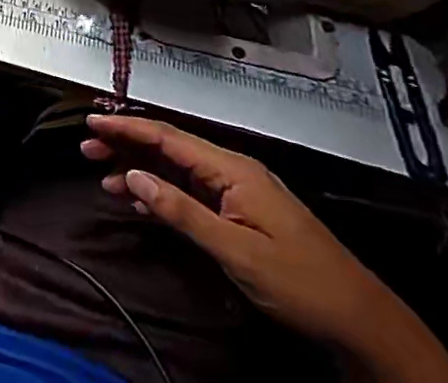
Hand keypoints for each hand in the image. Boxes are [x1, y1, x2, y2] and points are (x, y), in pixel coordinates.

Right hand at [83, 115, 447, 382]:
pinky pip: (188, 193)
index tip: (91, 124)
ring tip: (101, 176)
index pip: (168, 137)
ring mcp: (235, 193)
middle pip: (168, 148)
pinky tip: (136, 200)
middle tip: (86, 151)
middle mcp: (231, 172)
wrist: (360, 322)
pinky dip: (158, 194)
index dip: (126, 128)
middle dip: (126, 146)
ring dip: (138, 171)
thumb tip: (133, 177)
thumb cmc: (301, 283)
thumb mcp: (236, 249)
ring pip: (174, 170)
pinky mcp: (237, 213)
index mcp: (232, 169)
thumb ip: (181, 210)